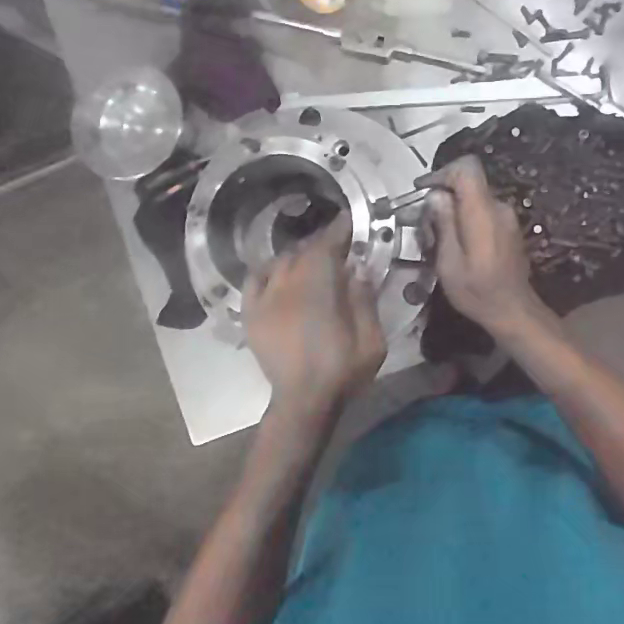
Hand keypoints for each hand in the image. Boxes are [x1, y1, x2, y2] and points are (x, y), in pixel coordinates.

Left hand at [243, 215, 386, 430]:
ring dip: (298, 255)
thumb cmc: (343, 373)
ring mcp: (265, 300)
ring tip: (311, 258)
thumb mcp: (372, 341)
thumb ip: (364, 300)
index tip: (349, 220)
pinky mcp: (251, 315)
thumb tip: (357, 268)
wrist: (303, 403)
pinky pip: (254, 280)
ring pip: (280, 262)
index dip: (339, 230)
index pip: (327, 247)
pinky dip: (268, 270)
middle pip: (303, 251)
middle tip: (337, 242)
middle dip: (321, 243)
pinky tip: (278, 272)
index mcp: (319, 291)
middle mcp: (288, 288)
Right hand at [423, 156, 551, 335]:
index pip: (467, 168)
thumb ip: (444, 223)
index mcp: (483, 212)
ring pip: (474, 199)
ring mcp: (507, 217)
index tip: (423, 191)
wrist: (513, 311)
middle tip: (425, 223)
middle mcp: (498, 207)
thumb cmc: (477, 291)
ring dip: (453, 210)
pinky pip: (483, 212)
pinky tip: (456, 244)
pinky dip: (466, 219)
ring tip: (437, 238)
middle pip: (468, 183)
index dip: (443, 172)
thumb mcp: (449, 262)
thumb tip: (436, 195)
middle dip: (443, 196)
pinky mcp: (508, 228)